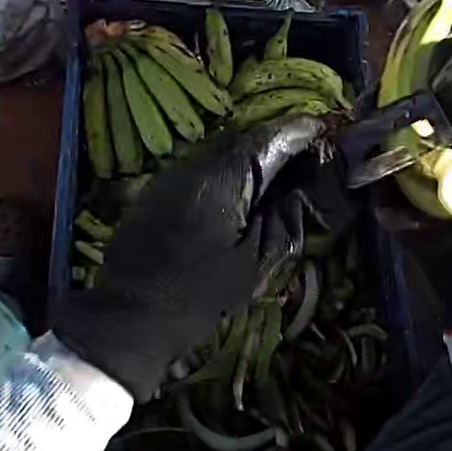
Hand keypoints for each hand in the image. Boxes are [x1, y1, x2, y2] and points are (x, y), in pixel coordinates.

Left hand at [58, 115, 325, 398]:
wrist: (128, 318)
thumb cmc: (197, 295)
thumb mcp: (254, 265)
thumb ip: (284, 221)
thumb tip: (303, 192)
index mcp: (221, 181)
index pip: (267, 139)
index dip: (298, 133)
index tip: (323, 131)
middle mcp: (193, 167)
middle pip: (244, 140)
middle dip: (277, 142)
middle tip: (307, 153)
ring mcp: (171, 177)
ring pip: (221, 152)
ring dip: (252, 158)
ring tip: (281, 172)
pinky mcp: (159, 191)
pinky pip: (203, 169)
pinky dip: (229, 172)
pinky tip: (242, 192)